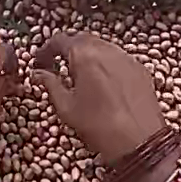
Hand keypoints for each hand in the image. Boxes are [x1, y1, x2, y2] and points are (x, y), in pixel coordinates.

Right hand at [30, 32, 166, 163]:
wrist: (142, 142)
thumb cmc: (100, 126)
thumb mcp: (66, 107)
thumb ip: (50, 84)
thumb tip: (38, 74)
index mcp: (84, 55)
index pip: (59, 40)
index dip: (46, 50)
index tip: (39, 62)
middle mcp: (106, 50)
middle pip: (81, 39)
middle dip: (67, 50)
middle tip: (56, 65)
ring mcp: (126, 58)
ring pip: (101, 46)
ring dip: (87, 55)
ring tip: (79, 74)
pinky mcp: (140, 69)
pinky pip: (117, 58)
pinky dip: (105, 63)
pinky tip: (102, 82)